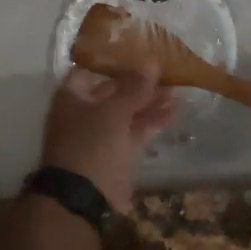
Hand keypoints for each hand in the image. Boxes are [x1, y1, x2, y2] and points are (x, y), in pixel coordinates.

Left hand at [41, 65, 177, 208]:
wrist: (83, 197)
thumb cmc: (90, 144)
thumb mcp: (113, 112)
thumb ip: (134, 88)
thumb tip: (152, 62)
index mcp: (72, 96)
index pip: (92, 70)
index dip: (114, 62)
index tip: (140, 52)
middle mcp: (84, 111)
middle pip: (114, 91)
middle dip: (140, 83)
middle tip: (167, 71)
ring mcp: (101, 133)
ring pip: (128, 112)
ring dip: (151, 102)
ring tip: (178, 90)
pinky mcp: (118, 152)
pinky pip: (136, 131)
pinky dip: (153, 122)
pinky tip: (175, 112)